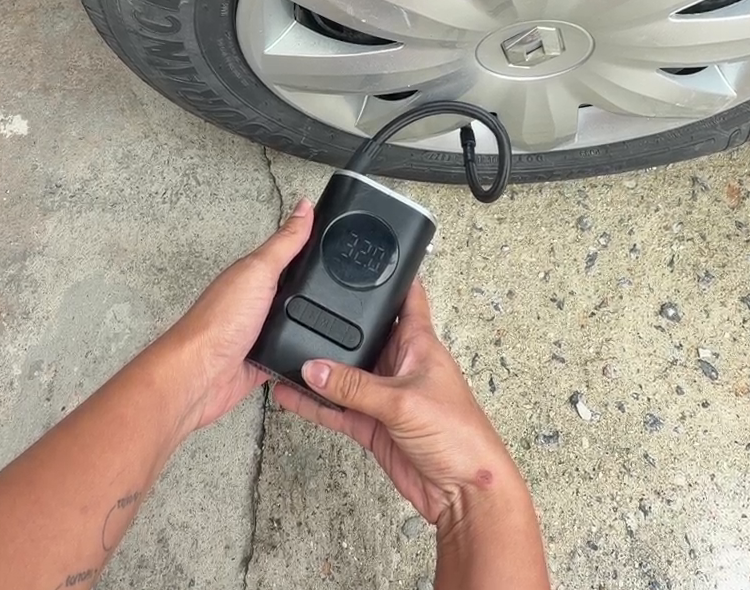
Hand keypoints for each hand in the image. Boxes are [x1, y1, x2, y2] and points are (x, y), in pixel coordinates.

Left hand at [156, 197, 313, 431]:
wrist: (202, 374)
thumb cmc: (218, 321)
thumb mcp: (258, 271)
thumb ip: (285, 243)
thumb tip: (304, 206)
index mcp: (253, 273)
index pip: (286, 250)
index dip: (308, 240)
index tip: (332, 228)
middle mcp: (256, 299)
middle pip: (292, 286)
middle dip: (314, 284)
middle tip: (341, 273)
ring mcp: (259, 330)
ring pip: (294, 320)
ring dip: (309, 319)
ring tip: (332, 312)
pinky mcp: (263, 359)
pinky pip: (291, 350)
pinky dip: (301, 350)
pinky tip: (314, 348)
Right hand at [273, 281, 524, 527]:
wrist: (464, 492)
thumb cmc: (458, 434)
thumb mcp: (403, 400)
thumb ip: (354, 385)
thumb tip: (313, 368)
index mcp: (420, 343)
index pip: (407, 297)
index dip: (392, 276)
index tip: (370, 257)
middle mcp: (401, 363)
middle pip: (366, 335)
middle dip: (340, 325)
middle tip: (307, 307)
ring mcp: (386, 394)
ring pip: (346, 374)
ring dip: (321, 368)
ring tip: (286, 353)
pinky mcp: (374, 425)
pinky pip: (338, 408)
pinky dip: (315, 403)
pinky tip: (290, 395)